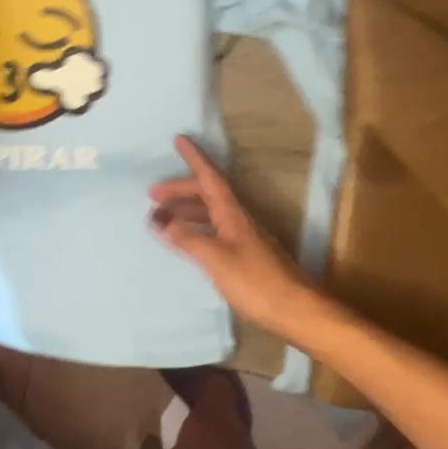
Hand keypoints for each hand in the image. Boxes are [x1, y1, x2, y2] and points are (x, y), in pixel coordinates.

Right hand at [149, 135, 335, 338]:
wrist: (295, 310)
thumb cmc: (256, 281)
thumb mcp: (216, 259)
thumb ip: (188, 239)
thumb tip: (161, 221)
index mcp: (232, 213)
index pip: (210, 178)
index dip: (195, 158)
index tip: (179, 139)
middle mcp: (239, 219)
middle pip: (207, 195)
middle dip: (180, 190)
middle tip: (152, 195)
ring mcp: (244, 238)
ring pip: (210, 214)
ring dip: (186, 211)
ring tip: (161, 219)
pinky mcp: (246, 256)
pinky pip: (214, 231)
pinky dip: (196, 230)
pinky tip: (186, 242)